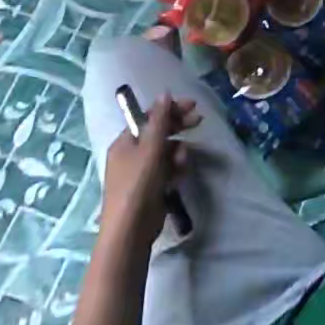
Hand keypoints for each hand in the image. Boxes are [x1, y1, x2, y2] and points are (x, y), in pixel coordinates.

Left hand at [100, 94, 199, 256]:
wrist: (130, 231)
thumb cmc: (138, 185)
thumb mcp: (150, 149)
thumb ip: (159, 121)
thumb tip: (164, 93)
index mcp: (125, 141)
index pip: (148, 117)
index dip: (169, 109)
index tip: (192, 105)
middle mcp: (130, 154)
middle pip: (157, 132)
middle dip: (178, 126)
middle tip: (199, 120)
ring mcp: (140, 172)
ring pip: (164, 152)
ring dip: (177, 151)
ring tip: (182, 161)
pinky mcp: (151, 189)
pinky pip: (166, 170)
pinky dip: (174, 169)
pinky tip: (179, 174)